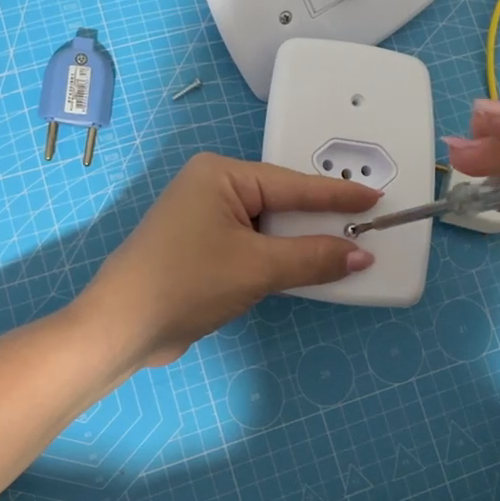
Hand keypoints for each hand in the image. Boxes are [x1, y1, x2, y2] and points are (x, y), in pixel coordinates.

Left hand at [75, 153, 379, 366]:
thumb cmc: (188, 282)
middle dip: (319, 220)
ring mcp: (202, 217)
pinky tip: (303, 269)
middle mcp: (210, 187)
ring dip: (298, 242)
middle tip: (366, 229)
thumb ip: (313, 258)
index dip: (337, 195)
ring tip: (344, 250)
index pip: (292, 183)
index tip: (376, 199)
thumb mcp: (257, 268)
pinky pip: (251, 244)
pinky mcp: (199, 247)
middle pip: (279, 202)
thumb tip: (360, 253)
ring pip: (266, 226)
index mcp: (220, 175)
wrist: (123, 325)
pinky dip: (277, 256)